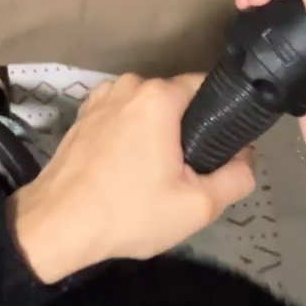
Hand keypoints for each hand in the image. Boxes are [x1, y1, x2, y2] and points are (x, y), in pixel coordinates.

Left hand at [8, 74, 255, 283]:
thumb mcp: (198, 206)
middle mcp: (128, 84)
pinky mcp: (84, 112)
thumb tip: (246, 155)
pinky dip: (131, 134)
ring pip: (147, 108)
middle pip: (175, 99)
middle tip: (191, 172)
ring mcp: (101, 96)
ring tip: (158, 174)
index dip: (221, 115)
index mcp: (157, 95)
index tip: (226, 147)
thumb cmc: (130, 211)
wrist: (59, 222)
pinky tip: (129, 168)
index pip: (204, 87)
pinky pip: (123, 115)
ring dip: (158, 133)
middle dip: (188, 129)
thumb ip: (236, 177)